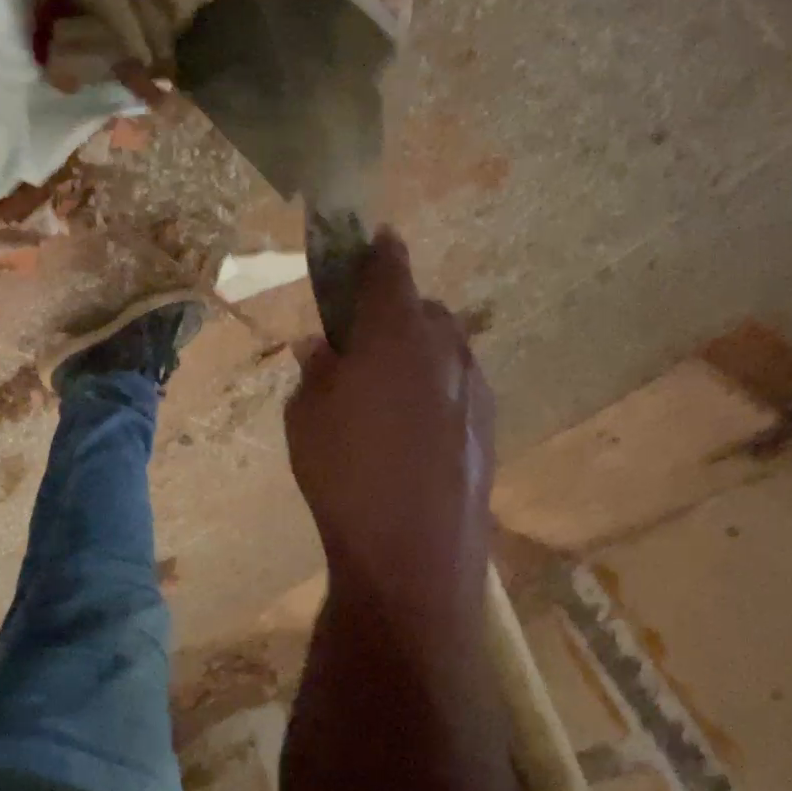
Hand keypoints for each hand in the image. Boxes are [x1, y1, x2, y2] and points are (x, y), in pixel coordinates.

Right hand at [284, 230, 495, 612]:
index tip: (373, 238)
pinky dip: (434, 385)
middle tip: (360, 334)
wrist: (411, 552)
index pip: (391, 274)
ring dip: (418, 348)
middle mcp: (444, 352)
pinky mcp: (487, 429)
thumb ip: (316, 372)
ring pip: (447, 349)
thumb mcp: (304, 417)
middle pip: (425, 309)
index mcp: (394, 337)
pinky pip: (457, 386)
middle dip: (396, 308)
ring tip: (382, 384)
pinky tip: (407, 424)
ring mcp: (473, 391)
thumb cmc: (341, 473)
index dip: (380, 252)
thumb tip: (322, 346)